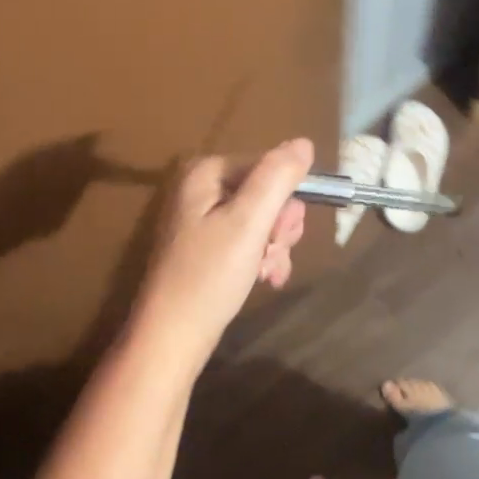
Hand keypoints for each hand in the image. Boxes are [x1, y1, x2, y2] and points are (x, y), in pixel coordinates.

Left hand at [132, 138, 312, 363]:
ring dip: (275, 249)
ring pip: (262, 222)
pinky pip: (249, 243)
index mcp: (205, 174)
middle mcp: (201, 190)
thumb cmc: (209, 276)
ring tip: (266, 274)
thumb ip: (277, 178)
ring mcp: (203, 222)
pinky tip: (264, 281)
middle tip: (272, 253)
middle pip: (266, 194)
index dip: (285, 200)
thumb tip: (304, 143)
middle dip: (279, 228)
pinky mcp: (207, 250)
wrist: (173, 335)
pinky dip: (262, 261)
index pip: (268, 166)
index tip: (281, 234)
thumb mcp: (248, 222)